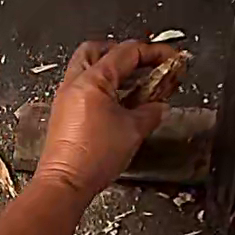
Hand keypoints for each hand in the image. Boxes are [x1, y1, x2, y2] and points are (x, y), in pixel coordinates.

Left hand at [33, 39, 175, 198]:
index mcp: (92, 81)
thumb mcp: (134, 130)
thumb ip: (150, 111)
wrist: (65, 184)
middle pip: (97, 51)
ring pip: (86, 70)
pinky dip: (100, 89)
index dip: (154, 52)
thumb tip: (158, 106)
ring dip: (110, 72)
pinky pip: (82, 91)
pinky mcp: (62, 116)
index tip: (171, 59)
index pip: (127, 52)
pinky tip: (117, 104)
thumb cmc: (93, 157)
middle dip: (123, 52)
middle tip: (144, 64)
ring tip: (134, 85)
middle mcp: (73, 85)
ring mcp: (64, 100)